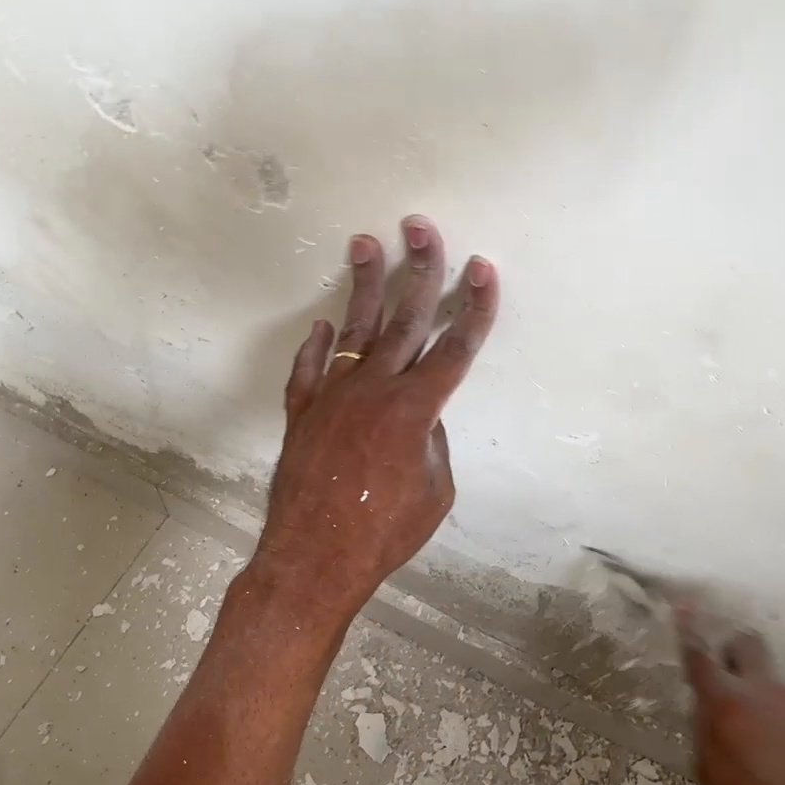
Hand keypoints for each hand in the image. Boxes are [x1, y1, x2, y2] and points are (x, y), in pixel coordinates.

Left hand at [251, 215, 499, 620]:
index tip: (483, 269)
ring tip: (366, 243)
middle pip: (406, 319)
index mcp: (415, 410)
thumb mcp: (435, 492)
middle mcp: (375, 390)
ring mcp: (333, 396)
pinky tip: (322, 325)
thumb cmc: (384, 533)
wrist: (314, 556)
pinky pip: (310, 368)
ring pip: (355, 329)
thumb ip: (433, 444)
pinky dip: (317, 345)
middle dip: (420, 269)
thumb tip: (421, 418)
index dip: (474, 307)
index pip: (455, 348)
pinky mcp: (302, 411)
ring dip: (366, 285)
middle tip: (421, 228)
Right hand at [680, 616, 784, 784]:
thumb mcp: (713, 777)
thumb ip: (708, 730)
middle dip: (740, 655)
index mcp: (727, 706)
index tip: (685, 603)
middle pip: (749, 645)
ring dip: (783, 711)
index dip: (690, 629)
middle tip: (743, 686)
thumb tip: (710, 705)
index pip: (700, 656)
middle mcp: (768, 691)